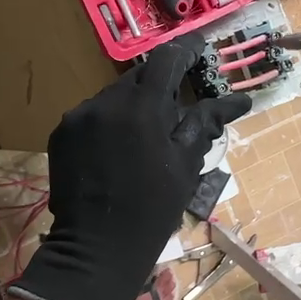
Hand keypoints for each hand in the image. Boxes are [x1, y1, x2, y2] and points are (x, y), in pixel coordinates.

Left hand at [7, 41, 249, 299]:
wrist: (96, 249)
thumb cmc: (152, 209)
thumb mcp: (185, 165)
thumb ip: (205, 123)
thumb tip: (240, 99)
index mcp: (143, 107)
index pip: (167, 59)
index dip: (187, 50)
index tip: (200, 50)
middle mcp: (106, 101)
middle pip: (139, 77)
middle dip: (160, 85)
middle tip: (177, 104)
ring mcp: (78, 116)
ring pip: (114, 95)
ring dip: (133, 104)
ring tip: (146, 133)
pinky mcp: (61, 132)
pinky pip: (92, 114)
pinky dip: (109, 121)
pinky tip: (118, 147)